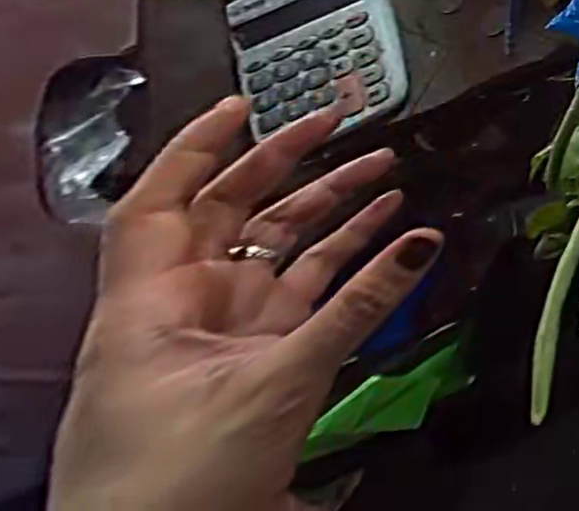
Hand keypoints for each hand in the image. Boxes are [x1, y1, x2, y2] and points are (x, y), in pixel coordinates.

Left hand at [48, 98, 442, 510]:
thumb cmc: (178, 479)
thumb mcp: (278, 379)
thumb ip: (360, 303)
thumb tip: (425, 239)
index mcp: (152, 307)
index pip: (161, 206)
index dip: (195, 150)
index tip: (243, 105)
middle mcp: (187, 304)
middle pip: (230, 211)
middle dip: (282, 162)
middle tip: (335, 122)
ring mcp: (229, 324)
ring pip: (279, 243)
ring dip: (330, 203)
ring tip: (384, 166)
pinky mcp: (265, 346)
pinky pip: (312, 280)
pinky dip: (350, 250)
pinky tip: (390, 227)